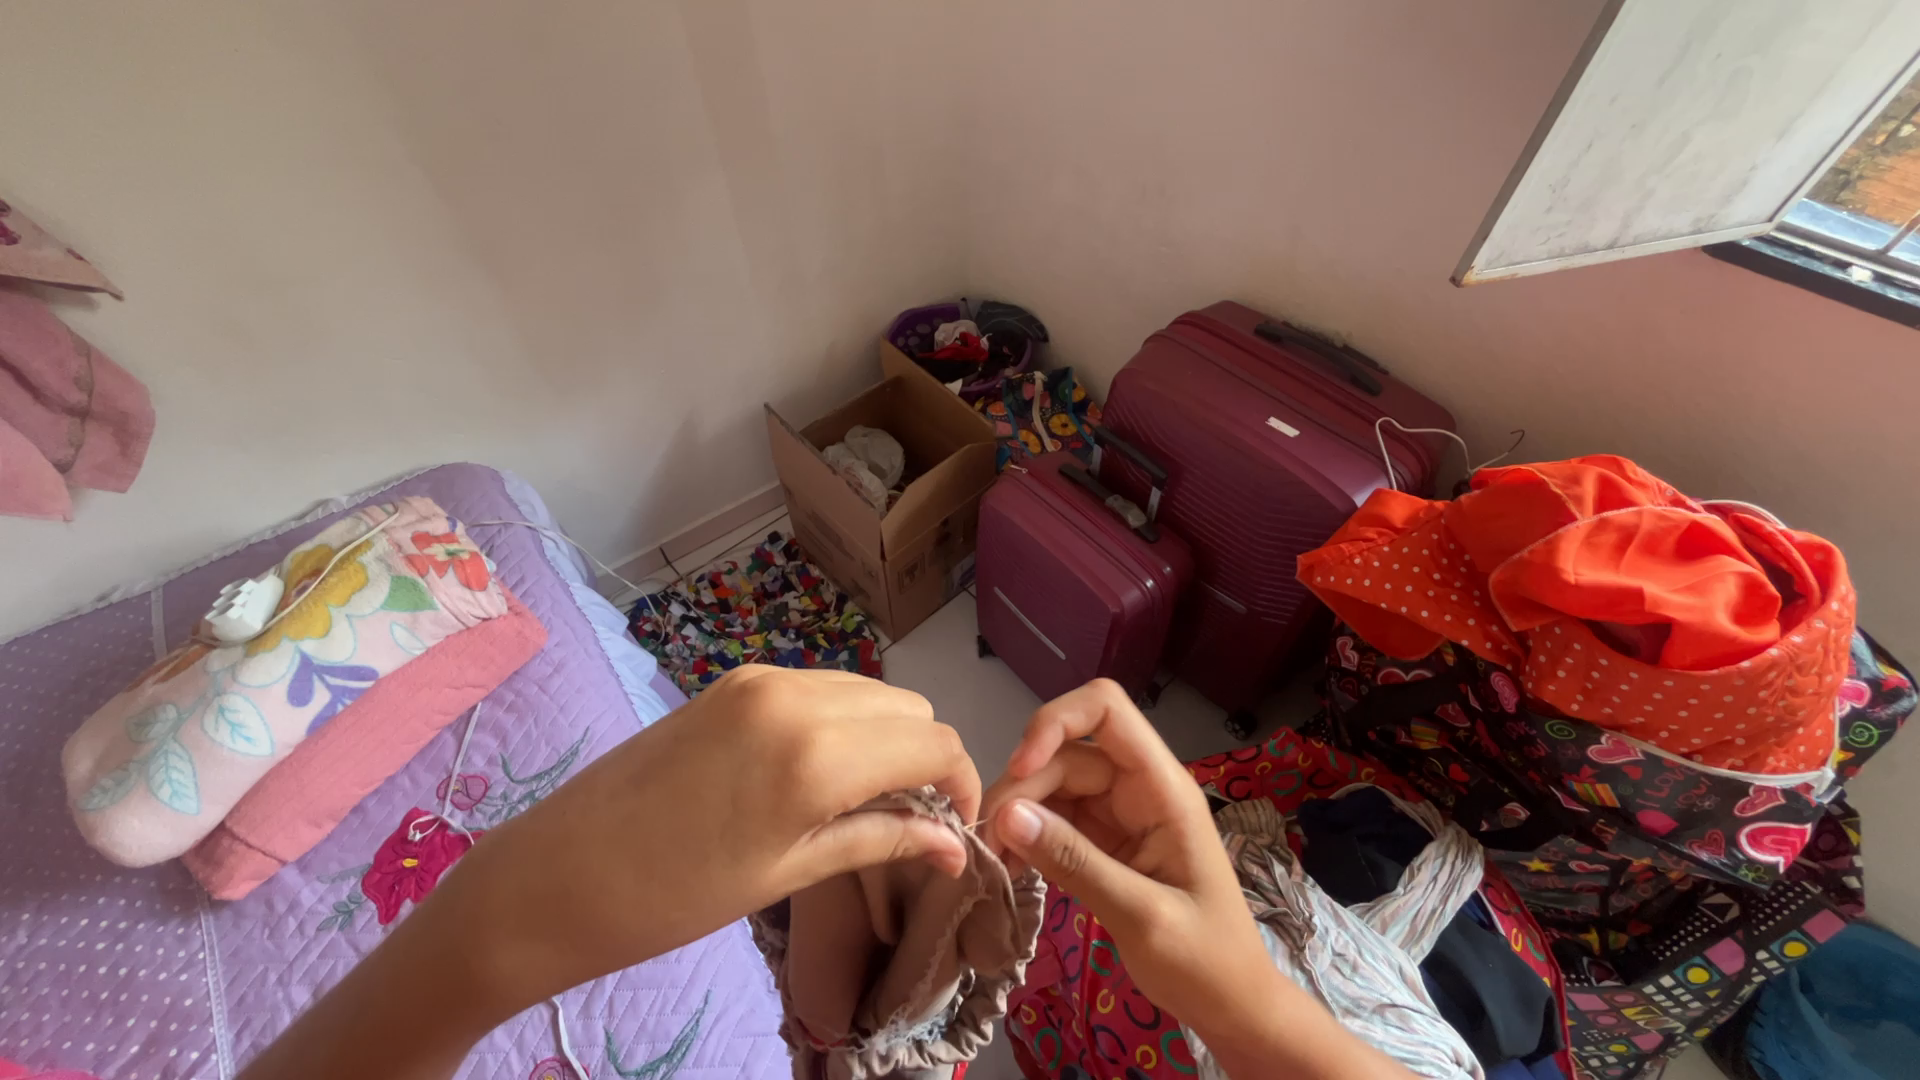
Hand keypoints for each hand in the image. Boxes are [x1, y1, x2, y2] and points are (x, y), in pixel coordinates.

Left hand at [445, 665, 978, 1015]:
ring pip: (869, 693)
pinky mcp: (738, 678)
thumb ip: (881, 840)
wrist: (553, 875)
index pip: (934, 742)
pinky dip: (845, 723)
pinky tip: (819, 770)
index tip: (954, 826)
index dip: (962, 782)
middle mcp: (799, 693)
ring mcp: (764, 677)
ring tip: (863, 797)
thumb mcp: (789, 872)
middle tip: (909, 816)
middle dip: (925, 758)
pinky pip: (823, 689)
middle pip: (909, 708)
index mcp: (817, 751)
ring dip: (886, 738)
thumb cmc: (673, 896)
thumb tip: (954, 844)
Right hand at [981, 680, 1414, 1079]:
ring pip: (1052, 783)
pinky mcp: (1101, 837)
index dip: (1056, 722)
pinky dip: (1026, 836)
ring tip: (996, 863)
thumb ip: (1076, 863)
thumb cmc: (1206, 961)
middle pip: (1064, 752)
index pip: (1106, 710)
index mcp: (1161, 787)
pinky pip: (1053, 817)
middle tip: (991, 845)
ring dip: (1017, 814)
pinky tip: (1010, 869)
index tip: (1018, 770)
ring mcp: (1117, 810)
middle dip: (1021, 787)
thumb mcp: (1143, 916)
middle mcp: (1136, 786)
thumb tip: (1007, 815)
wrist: (1233, 1006)